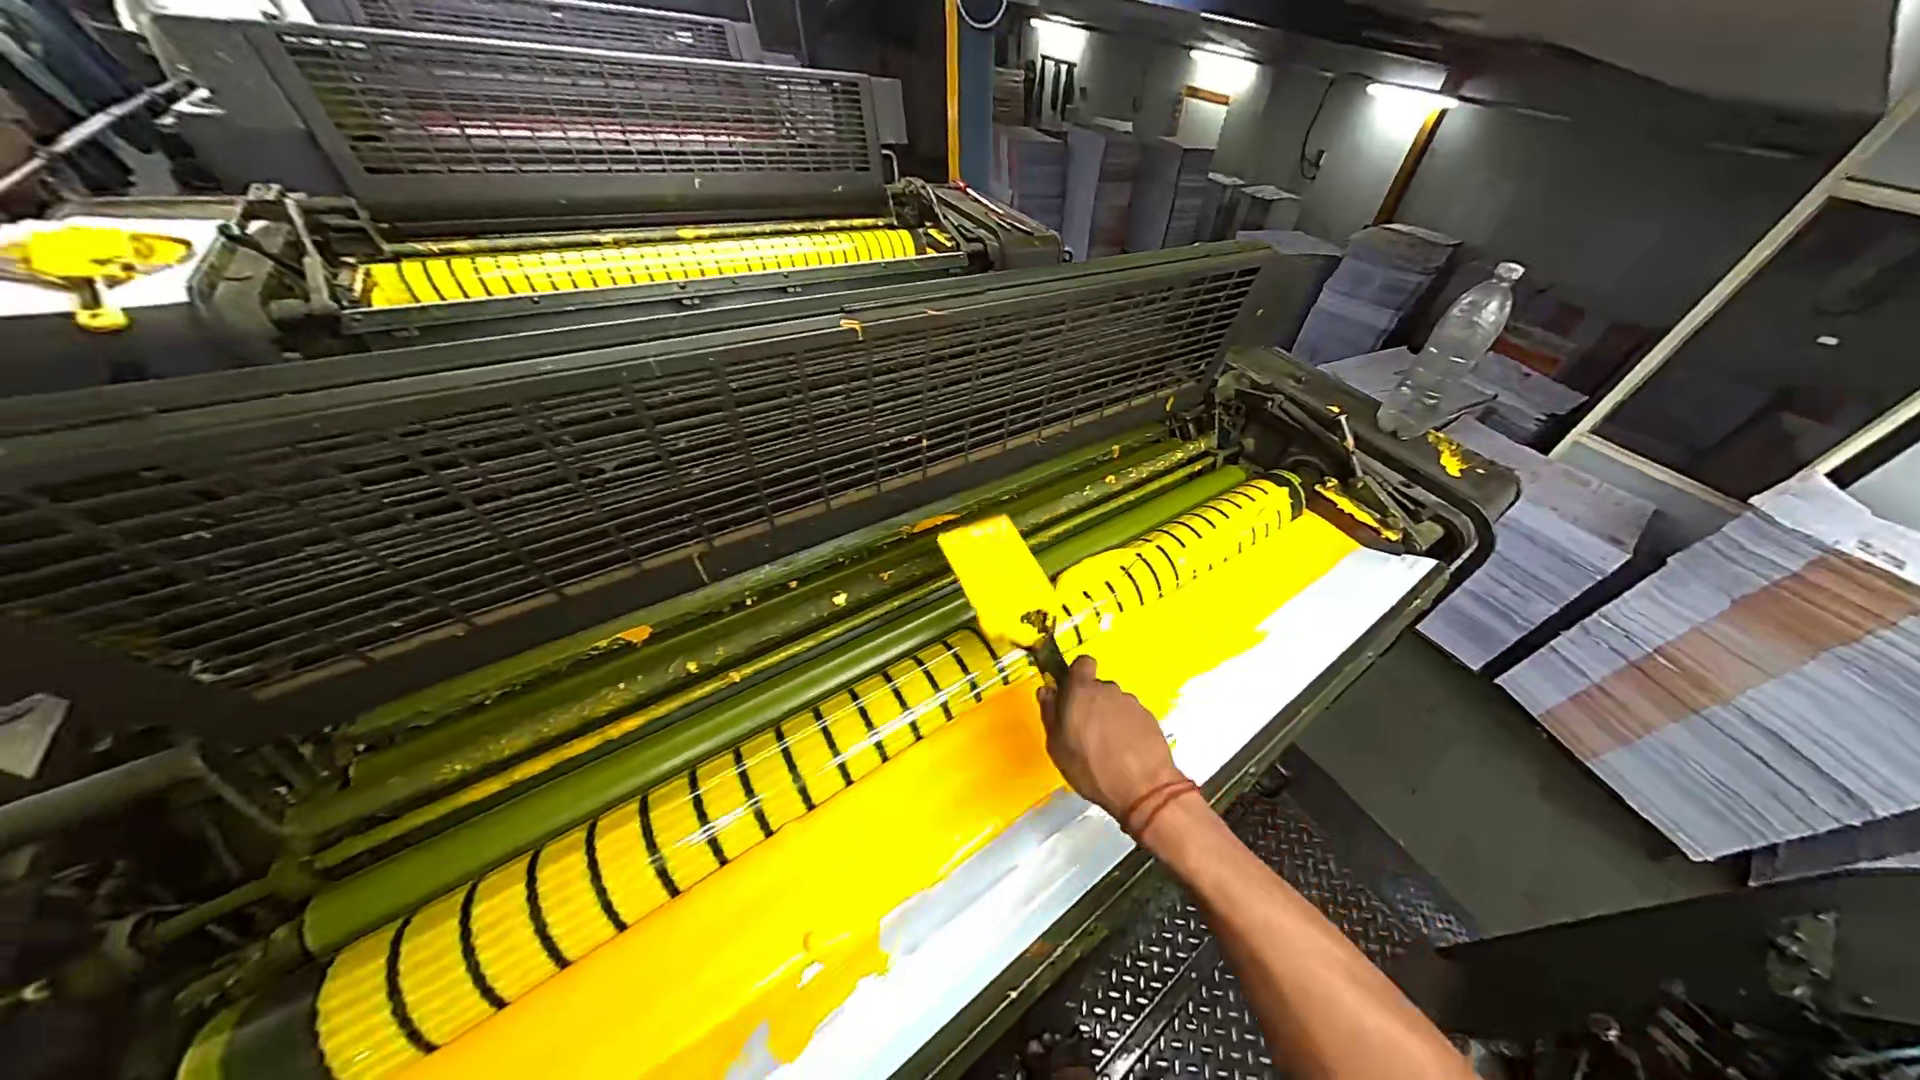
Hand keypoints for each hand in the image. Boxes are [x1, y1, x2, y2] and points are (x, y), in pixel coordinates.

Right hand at [1037, 655, 1185, 819]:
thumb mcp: (1057, 746)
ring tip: (1105, 746)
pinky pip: (1131, 716)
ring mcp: (1131, 703)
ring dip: (1108, 717)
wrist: (1143, 790)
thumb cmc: (1093, 769)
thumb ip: (1050, 713)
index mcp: (1081, 692)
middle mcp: (1108, 690)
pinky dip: (1126, 728)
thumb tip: (1046, 692)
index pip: (1081, 663)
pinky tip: (1123, 751)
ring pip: (1114, 702)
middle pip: (1097, 687)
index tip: (1070, 692)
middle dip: (1090, 702)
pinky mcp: (1149, 718)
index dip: (1076, 674)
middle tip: (1083, 730)